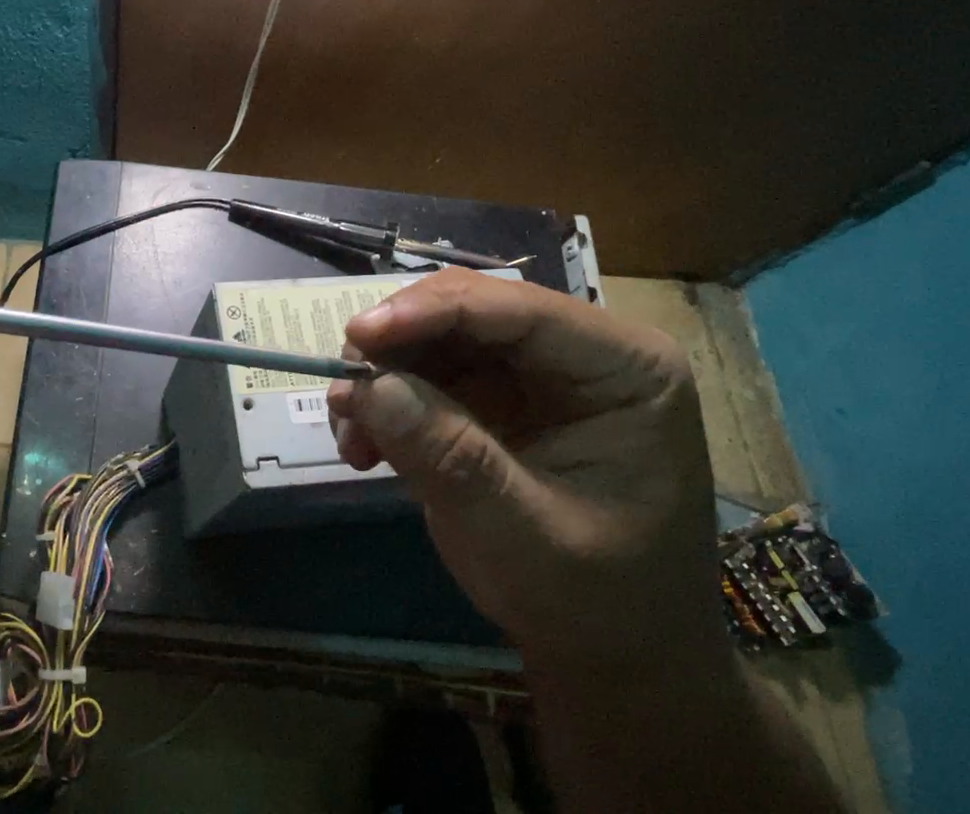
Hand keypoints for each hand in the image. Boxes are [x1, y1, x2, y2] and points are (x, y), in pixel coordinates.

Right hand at [327, 268, 721, 676]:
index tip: (357, 336)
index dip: (431, 312)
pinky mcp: (501, 403)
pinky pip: (430, 378)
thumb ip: (448, 456)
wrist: (614, 658)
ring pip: (439, 341)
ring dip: (384, 378)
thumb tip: (366, 385)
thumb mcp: (519, 534)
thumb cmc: (592, 601)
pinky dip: (389, 404)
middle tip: (343, 393)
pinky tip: (365, 446)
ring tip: (350, 436)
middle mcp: (583, 356)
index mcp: (625, 369)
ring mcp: (538, 378)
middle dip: (398, 347)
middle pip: (471, 315)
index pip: (518, 311)